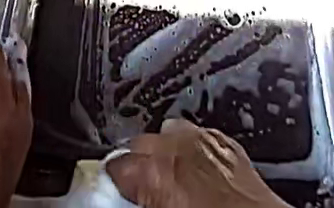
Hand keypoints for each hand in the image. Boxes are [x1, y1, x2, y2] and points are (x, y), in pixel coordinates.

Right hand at [105, 120, 290, 207]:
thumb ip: (140, 200)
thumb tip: (126, 198)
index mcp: (157, 170)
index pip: (116, 164)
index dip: (109, 179)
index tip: (107, 192)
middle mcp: (180, 145)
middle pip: (140, 143)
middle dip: (134, 163)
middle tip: (132, 190)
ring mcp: (206, 140)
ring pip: (169, 133)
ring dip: (162, 152)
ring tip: (162, 179)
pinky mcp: (227, 145)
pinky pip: (198, 137)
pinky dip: (189, 150)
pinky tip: (191, 171)